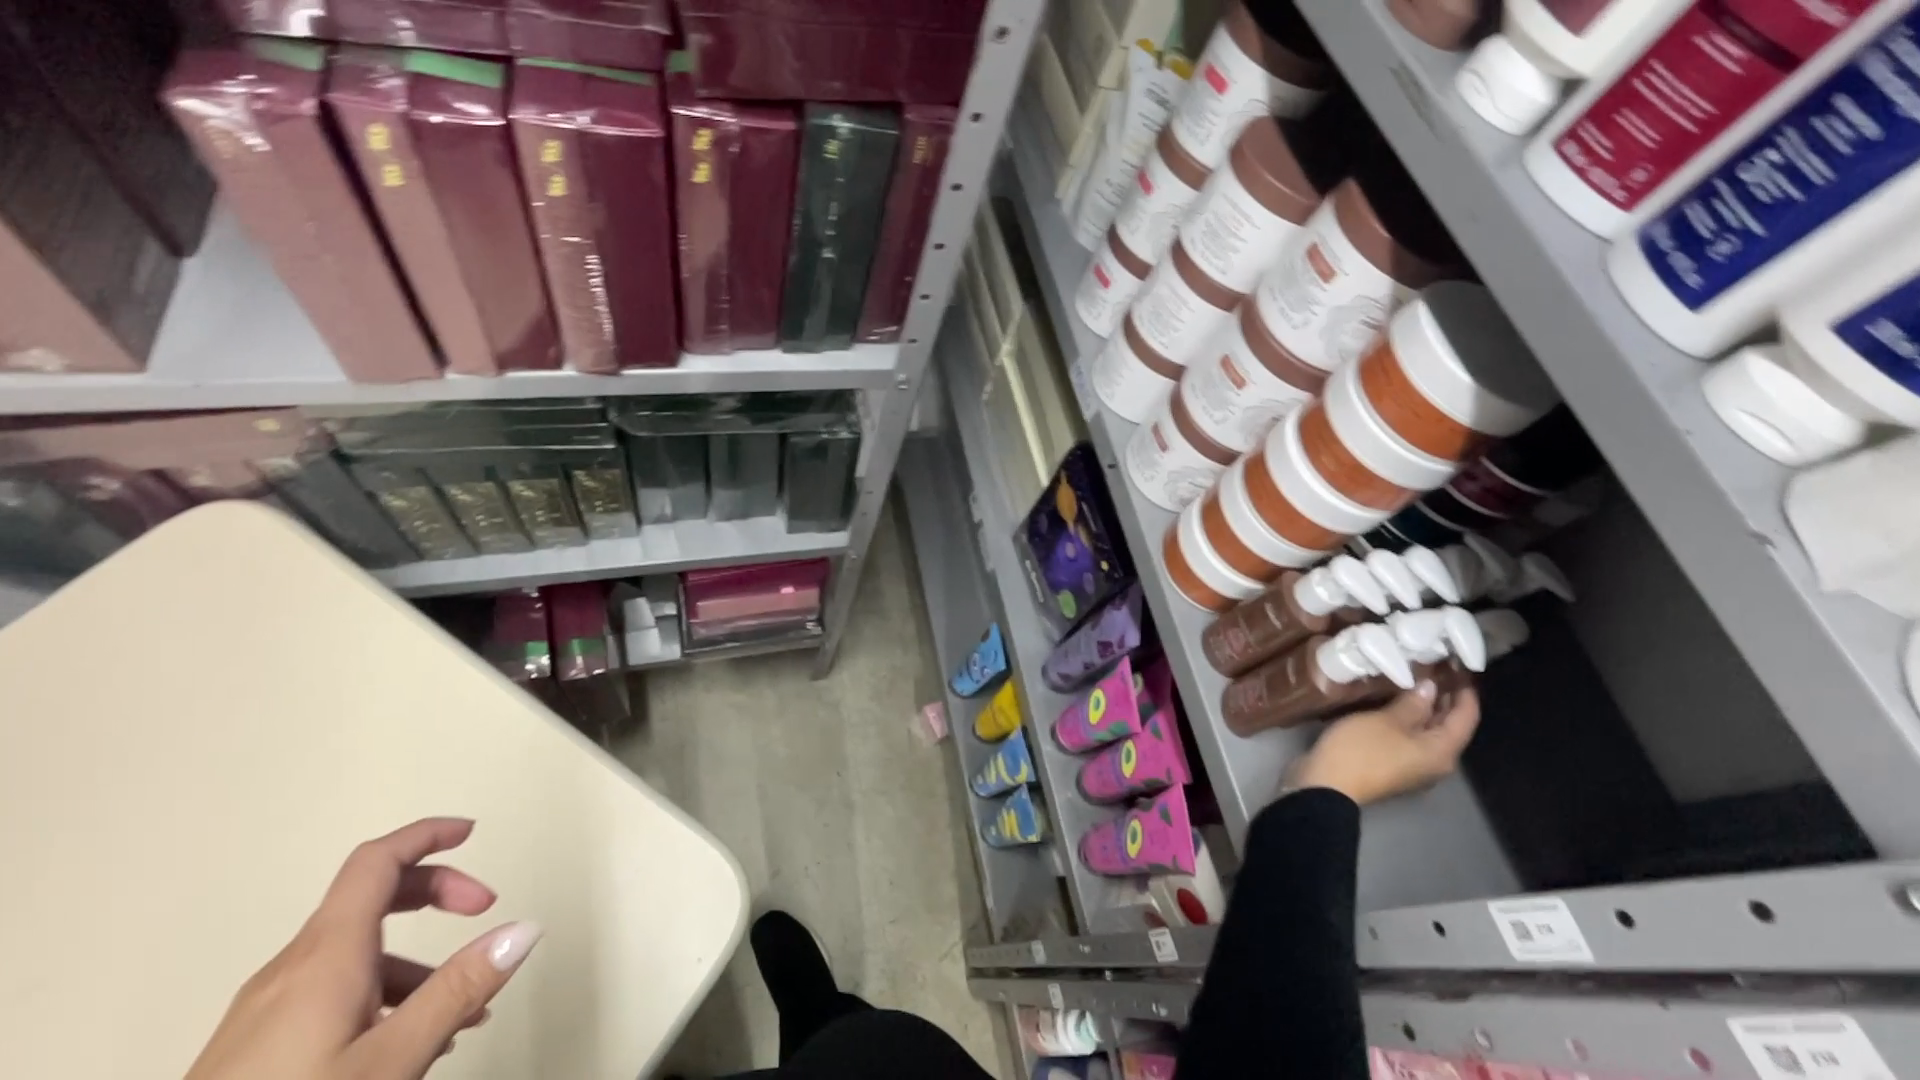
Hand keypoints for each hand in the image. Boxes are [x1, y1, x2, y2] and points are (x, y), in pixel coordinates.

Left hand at [185, 818, 542, 1079]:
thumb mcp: (393, 1058)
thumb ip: (459, 990)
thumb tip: (523, 928)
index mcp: (326, 955)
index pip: (376, 861)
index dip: (426, 835)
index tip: (472, 832)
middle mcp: (293, 966)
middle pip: (370, 896)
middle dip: (435, 891)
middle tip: (484, 912)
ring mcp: (269, 1005)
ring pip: (355, 952)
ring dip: (417, 958)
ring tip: (462, 1010)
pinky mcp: (257, 1043)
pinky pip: (334, 990)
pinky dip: (385, 991)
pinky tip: (407, 1043)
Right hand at [1289, 682, 1480, 805]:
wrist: (1326, 786)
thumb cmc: (1361, 751)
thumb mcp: (1387, 721)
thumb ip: (1413, 703)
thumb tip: (1430, 688)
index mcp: (1442, 751)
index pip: (1466, 716)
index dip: (1465, 690)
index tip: (1457, 664)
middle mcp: (1435, 761)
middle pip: (1450, 725)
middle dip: (1445, 696)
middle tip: (1434, 665)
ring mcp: (1413, 765)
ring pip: (1428, 731)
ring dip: (1425, 706)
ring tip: (1413, 677)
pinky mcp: (1393, 765)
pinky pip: (1410, 737)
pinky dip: (1408, 718)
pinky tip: (1393, 701)